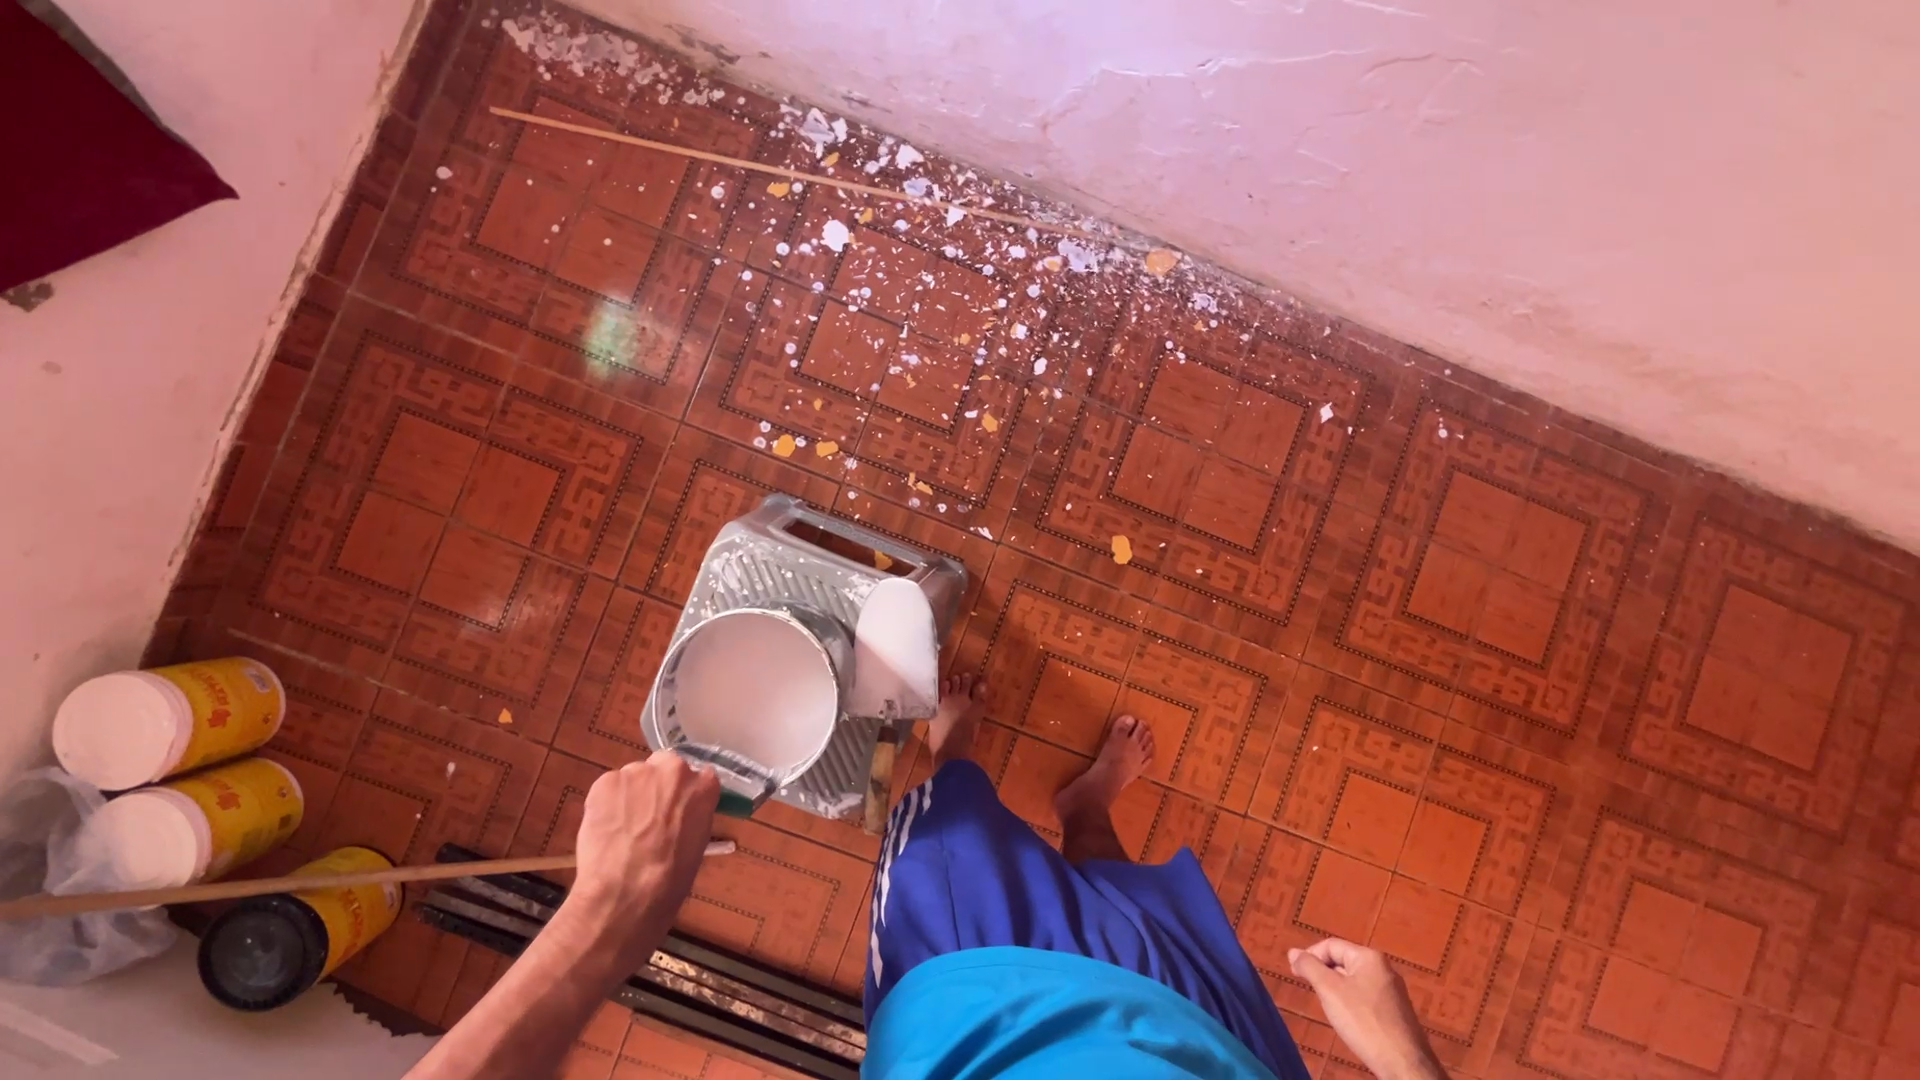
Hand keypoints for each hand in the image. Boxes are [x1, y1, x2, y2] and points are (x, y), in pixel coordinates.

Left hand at [565, 753, 720, 961]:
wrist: (627, 892)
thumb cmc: (671, 879)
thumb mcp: (697, 843)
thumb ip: (690, 816)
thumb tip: (676, 816)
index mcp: (705, 785)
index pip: (699, 777)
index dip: (683, 795)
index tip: (675, 810)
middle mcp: (675, 769)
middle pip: (665, 766)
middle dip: (656, 786)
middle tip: (647, 816)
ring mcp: (638, 772)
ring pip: (633, 777)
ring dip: (630, 795)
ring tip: (621, 828)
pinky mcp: (606, 782)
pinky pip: (608, 788)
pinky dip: (605, 804)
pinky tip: (604, 830)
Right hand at [1289, 938, 1445, 1079]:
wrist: (1405, 1065)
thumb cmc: (1363, 1022)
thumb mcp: (1329, 990)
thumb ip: (1309, 967)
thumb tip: (1294, 952)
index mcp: (1369, 957)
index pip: (1330, 945)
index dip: (1309, 956)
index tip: (1295, 973)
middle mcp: (1384, 969)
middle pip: (1342, 962)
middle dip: (1323, 975)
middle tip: (1312, 992)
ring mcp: (1393, 992)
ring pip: (1353, 981)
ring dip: (1336, 991)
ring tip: (1329, 1009)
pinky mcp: (1396, 1012)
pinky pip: (1366, 998)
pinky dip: (1351, 1004)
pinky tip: (1350, 1022)